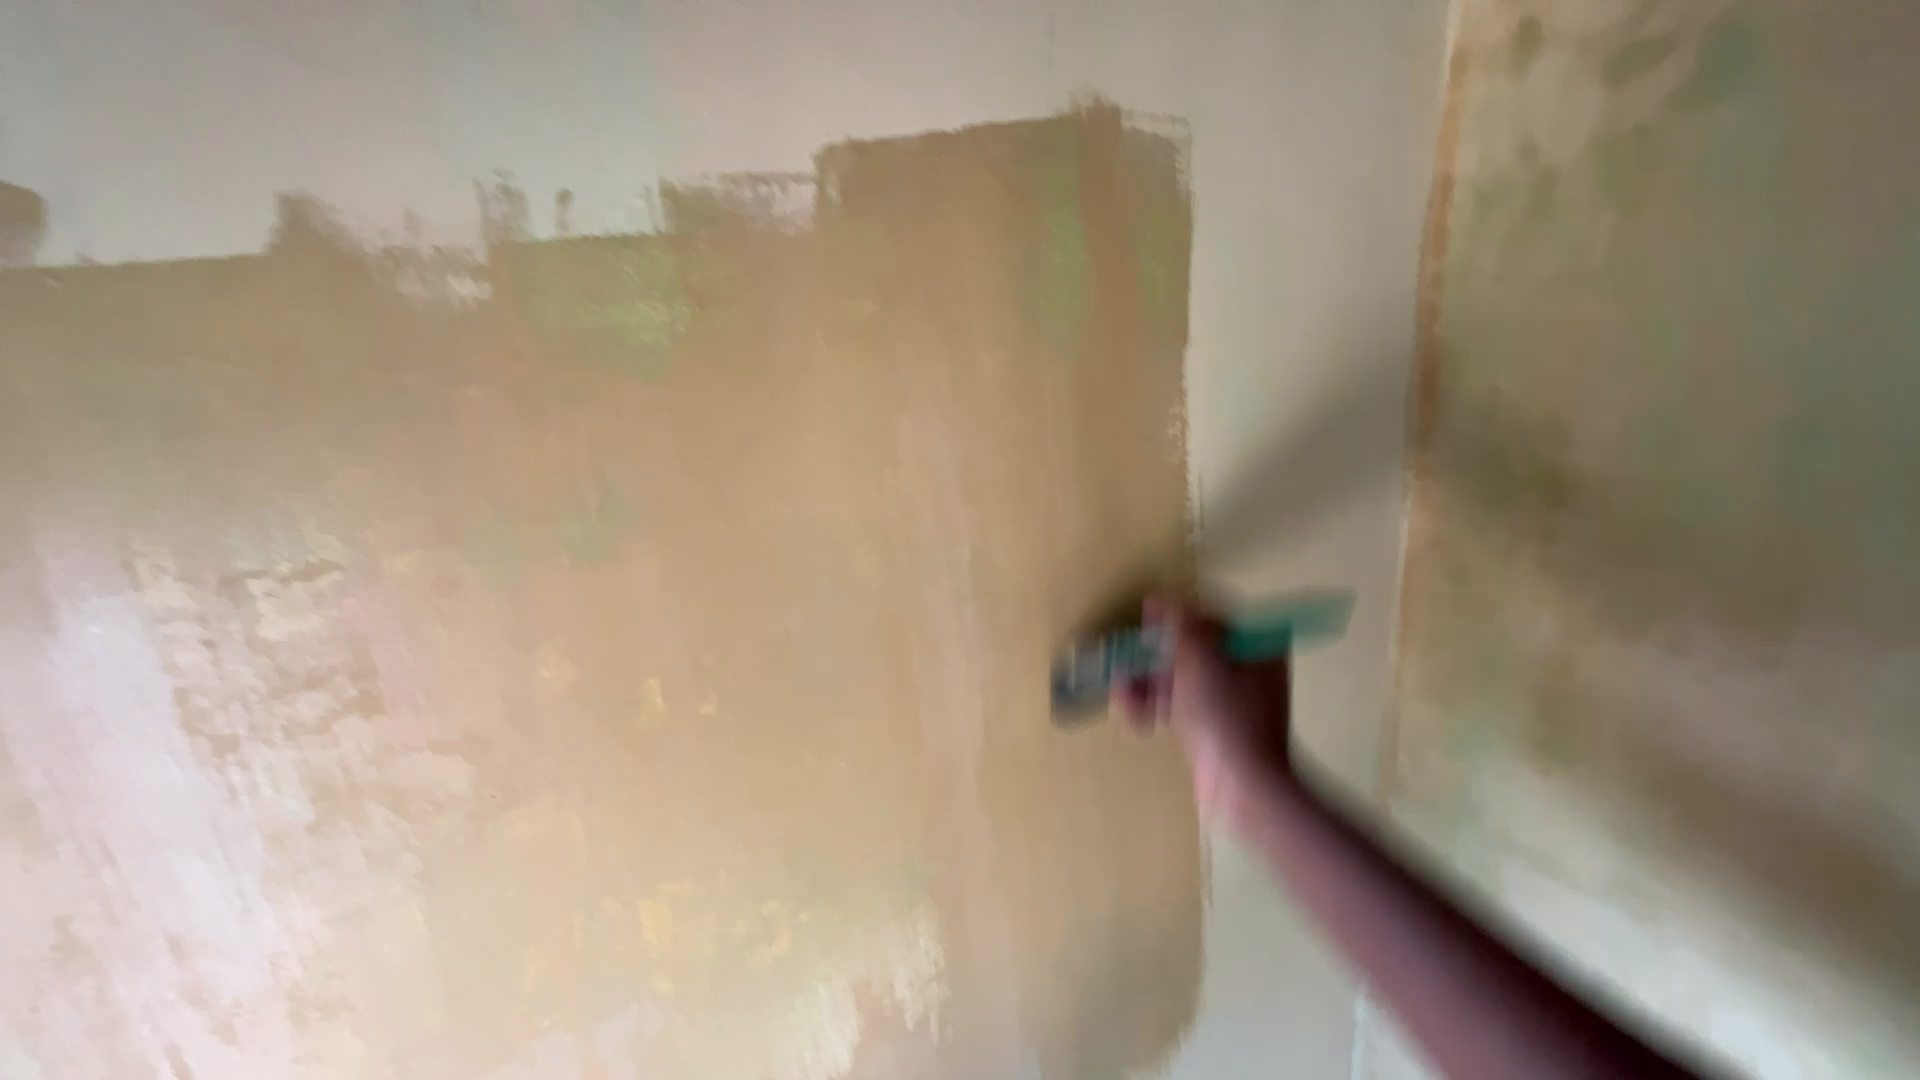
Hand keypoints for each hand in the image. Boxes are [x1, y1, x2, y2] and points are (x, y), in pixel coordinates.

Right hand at [1110, 596, 1295, 821]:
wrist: (1242, 785)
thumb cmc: (1225, 714)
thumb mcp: (1200, 656)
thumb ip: (1180, 621)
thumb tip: (1160, 598)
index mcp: (1256, 646)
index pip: (1211, 615)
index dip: (1175, 615)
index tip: (1145, 622)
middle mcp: (1247, 669)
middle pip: (1188, 647)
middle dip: (1150, 656)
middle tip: (1124, 662)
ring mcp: (1229, 702)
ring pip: (1177, 678)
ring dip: (1144, 682)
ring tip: (1121, 694)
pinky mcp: (1211, 727)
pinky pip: (1177, 705)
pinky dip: (1153, 707)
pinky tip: (1133, 715)